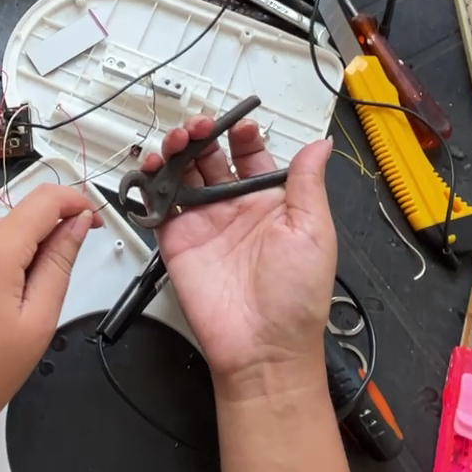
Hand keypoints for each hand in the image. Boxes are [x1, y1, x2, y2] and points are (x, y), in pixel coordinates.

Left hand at [0, 185, 100, 466]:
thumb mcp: (38, 319)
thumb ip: (61, 261)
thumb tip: (79, 222)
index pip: (45, 199)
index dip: (77, 201)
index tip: (95, 219)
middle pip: (23, 217)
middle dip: (50, 236)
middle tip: (59, 283)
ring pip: (1, 233)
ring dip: (23, 253)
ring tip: (23, 305)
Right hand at [140, 119, 336, 397]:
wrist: (262, 348)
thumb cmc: (296, 300)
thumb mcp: (314, 232)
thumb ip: (308, 183)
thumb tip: (320, 144)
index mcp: (268, 201)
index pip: (250, 154)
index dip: (241, 133)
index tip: (237, 123)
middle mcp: (233, 206)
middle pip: (210, 155)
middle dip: (201, 134)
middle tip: (198, 127)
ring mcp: (203, 220)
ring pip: (182, 171)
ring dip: (176, 149)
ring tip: (178, 141)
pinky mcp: (176, 238)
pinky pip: (158, 202)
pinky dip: (151, 181)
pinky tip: (155, 167)